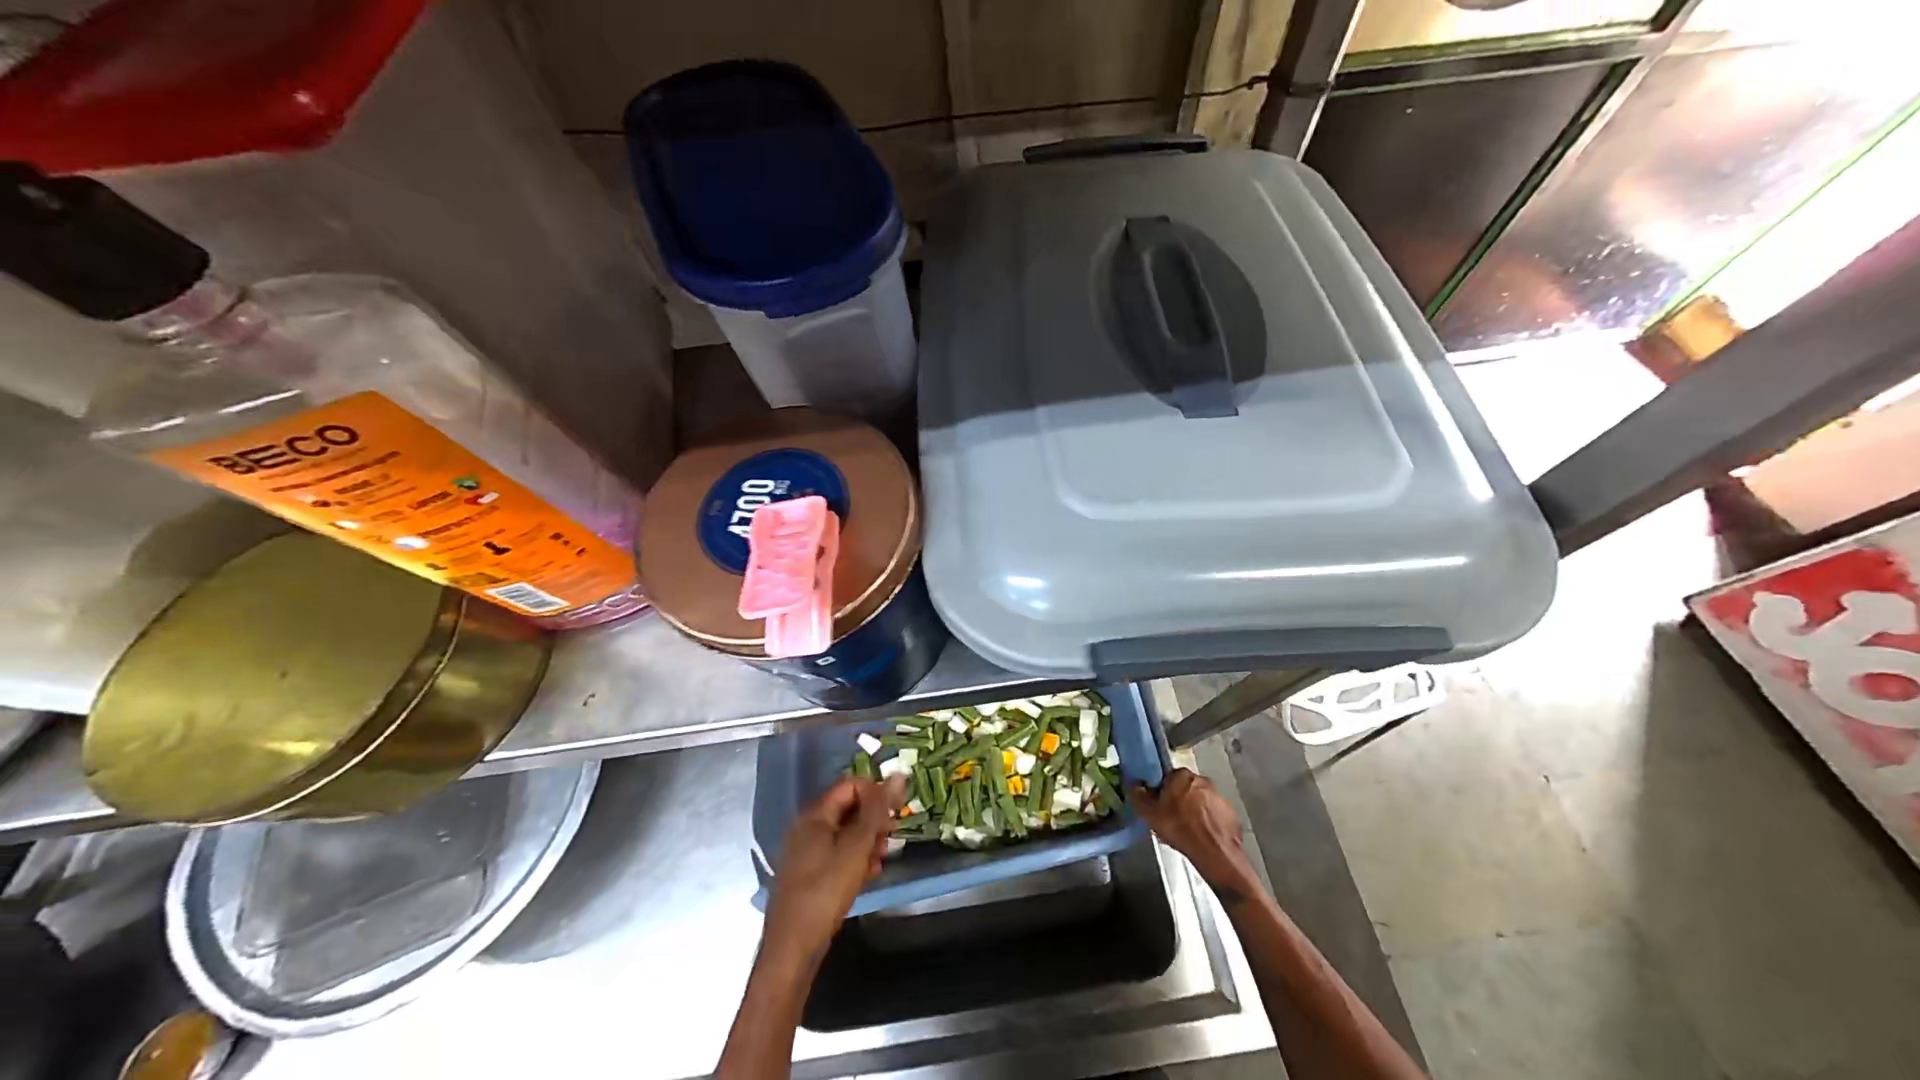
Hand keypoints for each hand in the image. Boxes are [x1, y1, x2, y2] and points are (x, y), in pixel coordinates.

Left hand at [762, 774, 905, 966]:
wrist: (793, 946)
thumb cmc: (825, 891)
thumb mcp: (856, 848)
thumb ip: (876, 811)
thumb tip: (898, 775)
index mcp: (815, 815)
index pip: (850, 786)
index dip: (875, 794)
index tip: (894, 814)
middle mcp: (807, 827)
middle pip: (848, 808)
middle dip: (873, 820)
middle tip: (890, 839)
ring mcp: (805, 851)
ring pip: (844, 833)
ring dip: (867, 842)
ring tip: (881, 860)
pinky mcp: (808, 873)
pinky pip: (837, 854)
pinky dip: (855, 859)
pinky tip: (868, 875)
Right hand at [1130, 768, 1256, 887]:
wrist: (1215, 852)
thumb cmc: (1180, 828)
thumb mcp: (1149, 814)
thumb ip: (1137, 796)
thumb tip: (1133, 786)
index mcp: (1181, 775)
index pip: (1166, 777)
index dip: (1160, 792)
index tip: (1157, 805)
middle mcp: (1202, 780)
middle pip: (1184, 788)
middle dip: (1177, 801)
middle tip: (1169, 819)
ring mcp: (1219, 796)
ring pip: (1199, 801)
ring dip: (1193, 811)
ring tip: (1185, 831)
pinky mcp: (1230, 813)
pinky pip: (1213, 814)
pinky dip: (1207, 822)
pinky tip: (1200, 837)